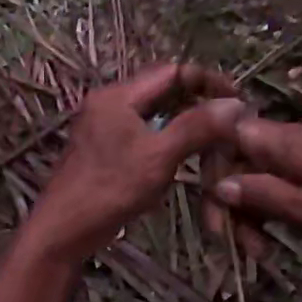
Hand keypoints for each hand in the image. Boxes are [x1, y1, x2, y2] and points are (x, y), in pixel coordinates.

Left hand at [26, 64, 243, 261]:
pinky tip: (183, 159)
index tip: (237, 101)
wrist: (63, 230)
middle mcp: (108, 103)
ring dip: (184, 125)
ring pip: (154, 115)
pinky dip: (166, 142)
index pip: (172, 71)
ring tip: (213, 142)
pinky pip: (143, 135)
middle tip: (229, 124)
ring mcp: (104, 127)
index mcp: (117, 95)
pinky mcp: (104, 150)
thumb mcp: (158, 157)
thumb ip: (196, 127)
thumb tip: (236, 104)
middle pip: (163, 91)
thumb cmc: (109, 190)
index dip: (208, 82)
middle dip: (198, 104)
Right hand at [213, 118, 301, 256]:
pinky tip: (272, 238)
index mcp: (290, 141)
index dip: (214, 172)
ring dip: (249, 213)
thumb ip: (265, 195)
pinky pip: (278, 183)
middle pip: (239, 161)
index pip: (228, 138)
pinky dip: (269, 210)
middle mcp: (294, 138)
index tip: (218, 216)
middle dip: (230, 204)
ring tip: (259, 252)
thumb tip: (219, 184)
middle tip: (239, 248)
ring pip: (256, 175)